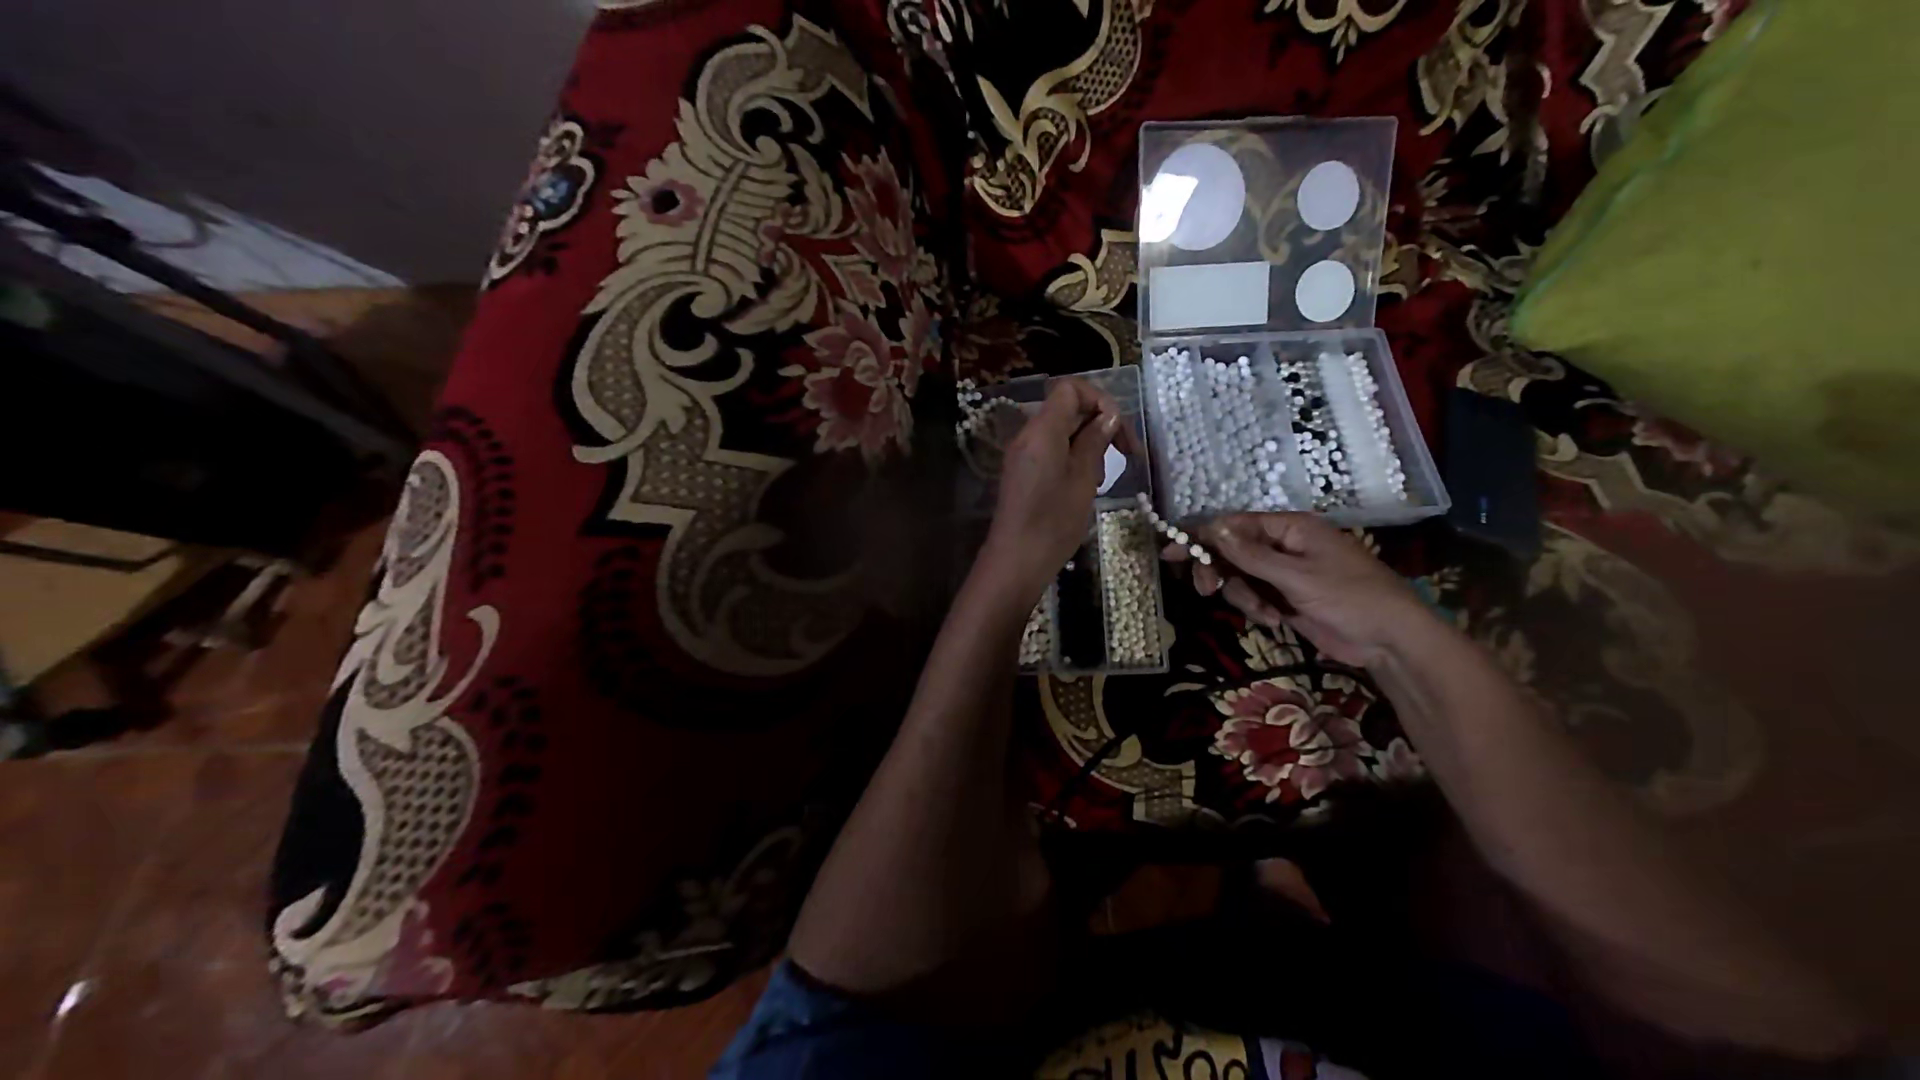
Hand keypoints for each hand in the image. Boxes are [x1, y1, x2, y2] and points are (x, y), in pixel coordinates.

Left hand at [980, 378, 1121, 597]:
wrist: (1016, 559)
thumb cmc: (1054, 521)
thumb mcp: (1084, 479)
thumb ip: (1095, 442)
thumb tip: (1108, 417)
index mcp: (1042, 430)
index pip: (1069, 389)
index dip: (1099, 400)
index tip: (1118, 429)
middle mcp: (1028, 435)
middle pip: (1066, 409)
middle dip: (1098, 424)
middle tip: (1123, 455)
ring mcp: (1022, 454)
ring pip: (1061, 431)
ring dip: (1087, 444)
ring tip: (1103, 476)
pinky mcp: (1023, 472)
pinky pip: (1050, 450)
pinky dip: (1072, 458)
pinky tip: (1086, 484)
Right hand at [1165, 512, 1435, 667]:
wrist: (1390, 640)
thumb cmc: (1350, 597)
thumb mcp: (1298, 576)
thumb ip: (1252, 555)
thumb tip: (1213, 528)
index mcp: (1290, 528)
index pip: (1234, 525)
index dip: (1201, 537)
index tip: (1172, 552)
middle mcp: (1283, 545)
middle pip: (1231, 550)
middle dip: (1218, 570)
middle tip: (1206, 591)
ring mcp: (1283, 572)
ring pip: (1239, 577)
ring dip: (1243, 596)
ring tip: (1264, 613)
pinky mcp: (1284, 597)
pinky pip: (1253, 596)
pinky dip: (1256, 608)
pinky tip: (1275, 621)